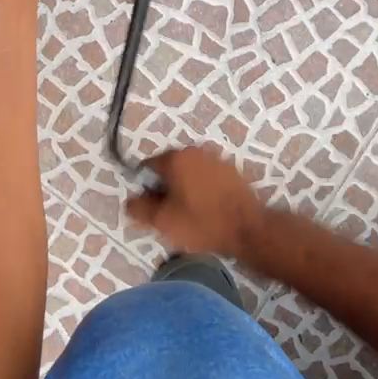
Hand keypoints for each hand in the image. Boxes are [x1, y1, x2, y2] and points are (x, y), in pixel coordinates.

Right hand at [126, 146, 267, 258]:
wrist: (248, 228)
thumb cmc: (202, 223)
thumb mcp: (164, 221)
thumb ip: (141, 209)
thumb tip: (129, 201)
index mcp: (176, 158)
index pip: (149, 167)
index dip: (146, 188)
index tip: (152, 208)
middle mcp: (194, 151)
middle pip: (169, 168)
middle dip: (165, 188)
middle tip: (169, 214)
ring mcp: (215, 158)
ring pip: (189, 172)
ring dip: (184, 188)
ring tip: (189, 215)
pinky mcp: (230, 169)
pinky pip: (206, 177)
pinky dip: (201, 189)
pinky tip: (206, 210)